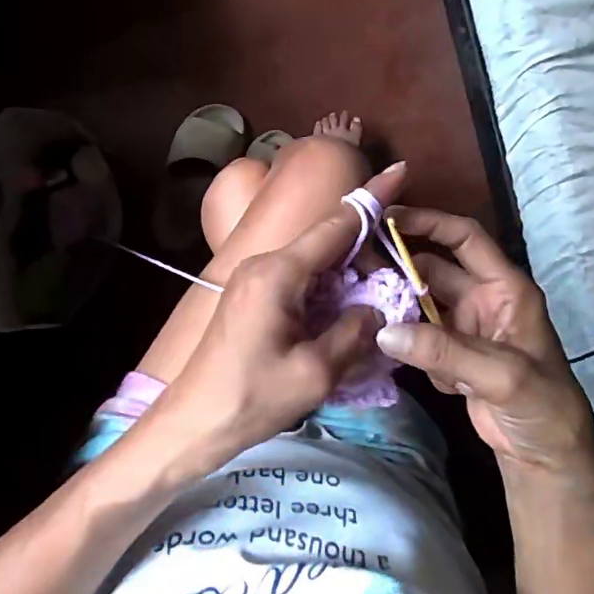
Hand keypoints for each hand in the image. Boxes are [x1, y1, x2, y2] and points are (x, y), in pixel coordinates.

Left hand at [130, 167, 404, 482]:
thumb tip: (376, 310)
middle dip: (365, 254)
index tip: (401, 172)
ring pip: (312, 263)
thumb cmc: (251, 398)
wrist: (192, 422)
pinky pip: (296, 281)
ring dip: (346, 274)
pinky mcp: (248, 296)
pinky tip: (344, 310)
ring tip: (378, 297)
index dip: (372, 199)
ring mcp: (251, 278)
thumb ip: (354, 332)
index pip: (335, 225)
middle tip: (399, 282)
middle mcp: (262, 264)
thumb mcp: (316, 372)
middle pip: (325, 243)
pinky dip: (325, 289)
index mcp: (278, 273)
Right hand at [374, 207, 593, 468]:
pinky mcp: (448, 356)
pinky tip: (396, 354)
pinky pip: (416, 337)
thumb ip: (445, 350)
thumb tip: (385, 330)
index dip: (429, 222)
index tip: (387, 219)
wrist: (547, 457)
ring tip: (362, 306)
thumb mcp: (502, 375)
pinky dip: (403, 342)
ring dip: (396, 307)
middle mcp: (481, 300)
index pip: (465, 238)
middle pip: (431, 269)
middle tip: (356, 267)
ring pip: (419, 304)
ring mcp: (463, 329)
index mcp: (505, 289)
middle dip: (398, 267)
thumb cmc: (543, 406)